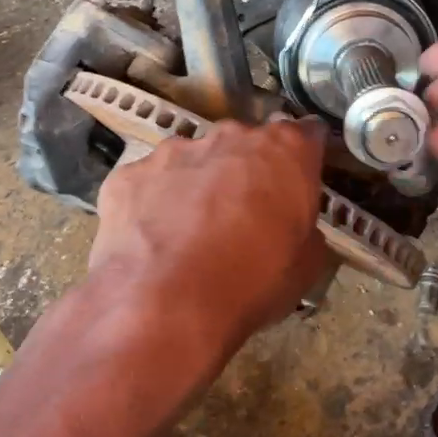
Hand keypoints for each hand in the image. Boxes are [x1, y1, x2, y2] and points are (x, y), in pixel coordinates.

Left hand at [87, 119, 328, 342]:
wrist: (166, 302)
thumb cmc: (253, 281)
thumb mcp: (307, 265)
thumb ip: (305, 229)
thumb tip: (296, 228)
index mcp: (285, 150)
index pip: (307, 134)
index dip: (305, 158)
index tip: (300, 181)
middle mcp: (231, 136)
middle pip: (247, 144)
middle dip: (249, 171)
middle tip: (246, 216)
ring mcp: (174, 150)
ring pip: (195, 160)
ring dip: (200, 185)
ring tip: (192, 234)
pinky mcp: (129, 173)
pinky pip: (150, 183)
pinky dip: (155, 204)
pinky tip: (154, 242)